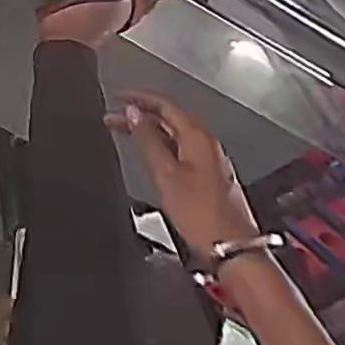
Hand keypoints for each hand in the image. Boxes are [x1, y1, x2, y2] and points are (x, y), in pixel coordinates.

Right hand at [106, 90, 260, 257]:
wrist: (231, 248)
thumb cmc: (203, 215)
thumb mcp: (165, 174)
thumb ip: (148, 140)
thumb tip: (134, 114)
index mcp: (197, 136)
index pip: (164, 103)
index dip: (138, 97)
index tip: (118, 96)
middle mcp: (206, 143)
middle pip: (169, 117)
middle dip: (140, 113)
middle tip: (114, 116)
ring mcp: (209, 158)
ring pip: (173, 133)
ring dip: (148, 129)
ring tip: (124, 131)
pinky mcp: (208, 174)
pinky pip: (180, 148)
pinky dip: (160, 144)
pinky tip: (148, 153)